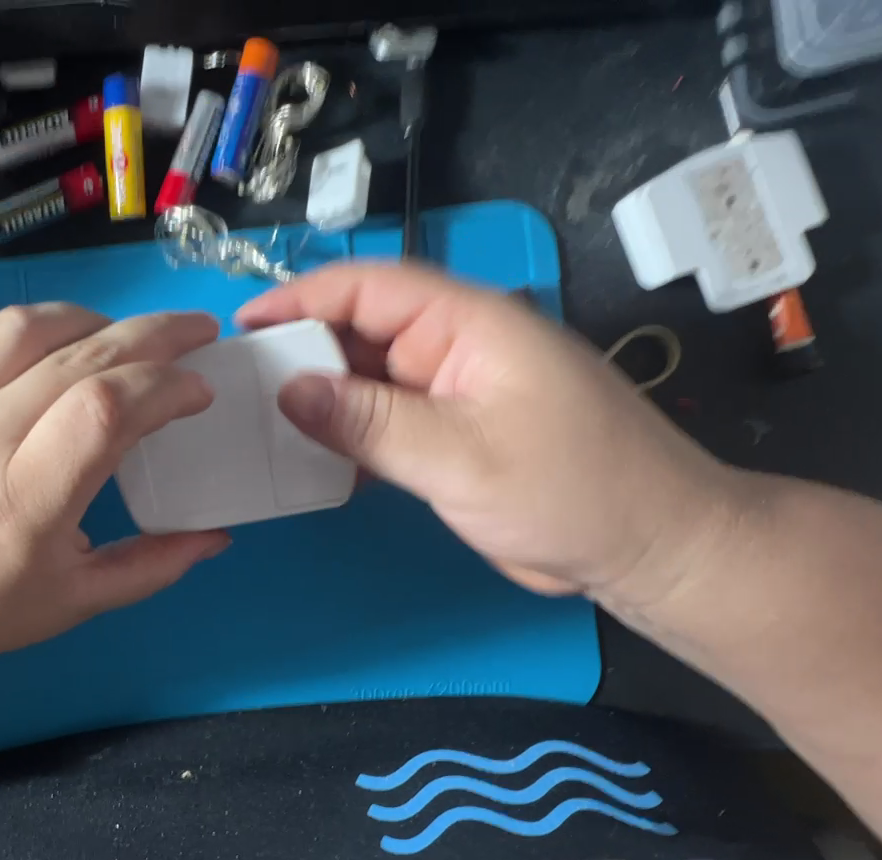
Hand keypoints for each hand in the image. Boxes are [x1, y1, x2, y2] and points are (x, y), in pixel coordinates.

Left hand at [0, 304, 230, 670]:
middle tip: (202, 333)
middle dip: (155, 336)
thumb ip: (150, 567)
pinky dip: (54, 325)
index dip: (163, 388)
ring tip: (142, 336)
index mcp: (23, 504)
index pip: (102, 411)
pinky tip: (81, 341)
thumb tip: (216, 536)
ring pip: (36, 329)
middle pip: (81, 358)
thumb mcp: (72, 604)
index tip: (200, 392)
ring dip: (102, 319)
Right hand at [238, 262, 738, 603]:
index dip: (302, 298)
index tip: (242, 326)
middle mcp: (453, 350)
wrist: (646, 549)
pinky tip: (304, 460)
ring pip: (365, 383)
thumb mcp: (461, 455)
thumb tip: (288, 389)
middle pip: (360, 333)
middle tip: (235, 385)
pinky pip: (380, 426)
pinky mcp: (448, 440)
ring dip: (316, 399)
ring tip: (253, 421)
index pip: (370, 289)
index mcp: (468, 325)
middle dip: (299, 352)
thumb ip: (369, 422)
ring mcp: (449, 396)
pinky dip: (343, 438)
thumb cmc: (570, 491)